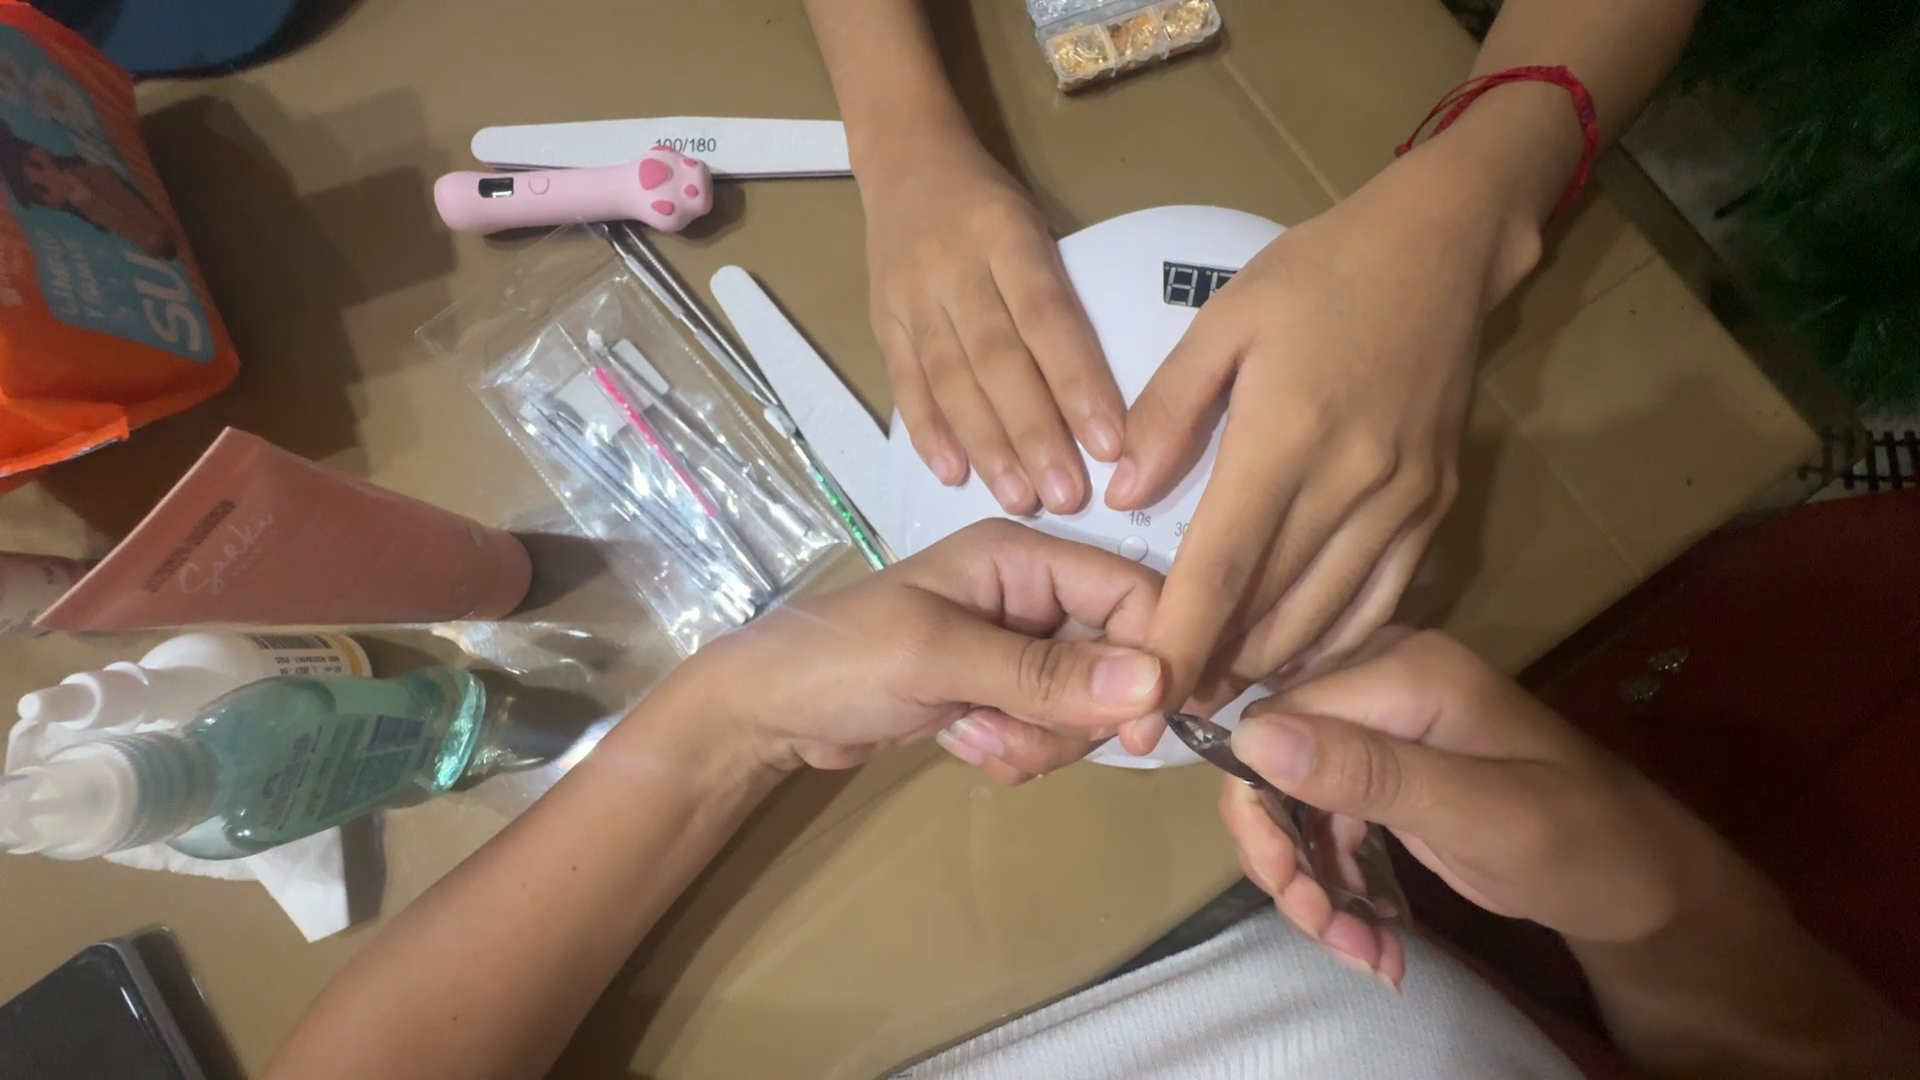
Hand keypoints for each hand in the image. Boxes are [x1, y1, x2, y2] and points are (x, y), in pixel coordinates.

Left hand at [693, 519, 1164, 782]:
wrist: (773, 712)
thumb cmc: (842, 659)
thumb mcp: (936, 656)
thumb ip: (1042, 673)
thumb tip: (1154, 684)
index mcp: (1022, 557)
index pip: (1130, 592)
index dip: (1153, 654)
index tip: (1143, 728)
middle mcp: (1032, 596)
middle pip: (1117, 659)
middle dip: (1073, 713)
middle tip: (1010, 728)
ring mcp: (1019, 648)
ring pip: (1087, 706)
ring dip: (1038, 737)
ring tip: (972, 732)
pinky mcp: (1005, 692)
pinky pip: (1052, 732)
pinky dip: (1018, 750)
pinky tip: (964, 739)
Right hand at [861, 133, 1122, 514]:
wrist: (903, 161)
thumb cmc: (987, 204)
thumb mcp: (1036, 224)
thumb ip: (1054, 298)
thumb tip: (1088, 394)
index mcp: (1008, 237)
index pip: (1047, 320)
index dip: (1078, 384)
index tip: (1109, 446)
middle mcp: (954, 269)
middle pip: (996, 360)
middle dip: (1033, 433)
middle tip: (1065, 495)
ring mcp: (910, 299)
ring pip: (951, 379)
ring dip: (985, 444)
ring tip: (1018, 497)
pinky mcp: (881, 322)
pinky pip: (905, 382)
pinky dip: (927, 431)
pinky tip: (951, 474)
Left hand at [1107, 141, 1543, 739]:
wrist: (1437, 248)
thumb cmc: (1313, 279)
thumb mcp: (1220, 327)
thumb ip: (1165, 416)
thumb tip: (1122, 497)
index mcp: (1283, 443)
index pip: (1217, 571)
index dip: (1176, 644)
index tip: (1139, 702)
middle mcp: (1348, 488)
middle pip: (1266, 609)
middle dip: (1209, 672)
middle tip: (1160, 714)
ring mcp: (1402, 505)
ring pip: (1321, 617)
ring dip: (1264, 667)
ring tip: (1211, 699)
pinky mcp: (1433, 509)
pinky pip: (1379, 600)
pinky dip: (1331, 643)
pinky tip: (1293, 665)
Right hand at [1222, 629, 1720, 987]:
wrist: (1649, 886)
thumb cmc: (1591, 849)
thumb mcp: (1489, 819)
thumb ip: (1371, 773)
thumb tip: (1250, 739)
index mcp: (1402, 669)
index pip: (1279, 719)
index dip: (1264, 801)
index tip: (1295, 890)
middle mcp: (1375, 677)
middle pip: (1271, 753)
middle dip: (1282, 847)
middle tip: (1321, 928)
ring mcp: (1374, 717)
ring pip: (1283, 785)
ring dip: (1302, 869)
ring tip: (1353, 945)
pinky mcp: (1374, 758)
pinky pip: (1313, 805)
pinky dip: (1325, 868)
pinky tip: (1359, 924)